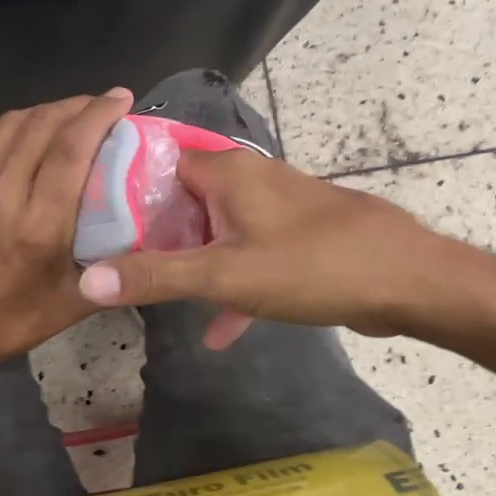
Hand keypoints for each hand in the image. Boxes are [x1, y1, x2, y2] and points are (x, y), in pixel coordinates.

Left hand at [0, 90, 135, 368]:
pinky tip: (32, 134)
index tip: (122, 100)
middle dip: (79, 105)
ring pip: (13, 124)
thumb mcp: (75, 303)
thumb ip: (114, 267)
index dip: (99, 114)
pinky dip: (17, 126)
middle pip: (43, 124)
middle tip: (106, 106)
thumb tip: (153, 236)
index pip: (71, 148)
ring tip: (73, 115)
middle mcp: (2, 194)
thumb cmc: (12, 321)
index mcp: (37, 224)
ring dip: (48, 110)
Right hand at [76, 148, 475, 345]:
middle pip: (180, 199)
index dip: (118, 192)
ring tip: (154, 295)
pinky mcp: (295, 238)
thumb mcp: (223, 276)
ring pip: (213, 230)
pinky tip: (217, 331)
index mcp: (225, 172)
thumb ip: (155, 277)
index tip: (88, 225)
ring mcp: (275, 208)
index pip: (153, 165)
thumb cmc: (311, 266)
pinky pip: (246, 255)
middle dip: (150, 235)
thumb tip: (86, 280)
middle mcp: (248, 178)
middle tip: (114, 268)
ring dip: (188, 262)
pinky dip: (229, 284)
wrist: (410, 282)